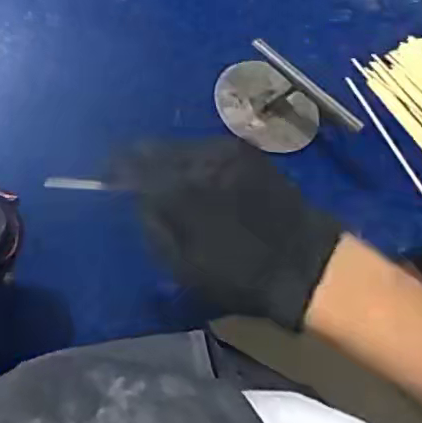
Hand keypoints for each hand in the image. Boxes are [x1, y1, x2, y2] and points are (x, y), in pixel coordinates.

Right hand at [121, 139, 343, 330]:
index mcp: (173, 186)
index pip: (125, 163)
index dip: (112, 171)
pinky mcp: (246, 153)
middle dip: (138, 162)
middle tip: (134, 179)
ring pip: (177, 146)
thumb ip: (150, 224)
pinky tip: (198, 179)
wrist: (314, 272)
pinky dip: (193, 161)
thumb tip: (135, 200)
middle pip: (150, 147)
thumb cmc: (240, 276)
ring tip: (167, 180)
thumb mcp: (179, 262)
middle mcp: (195, 159)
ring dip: (166, 160)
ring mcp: (223, 152)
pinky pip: (204, 149)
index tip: (106, 182)